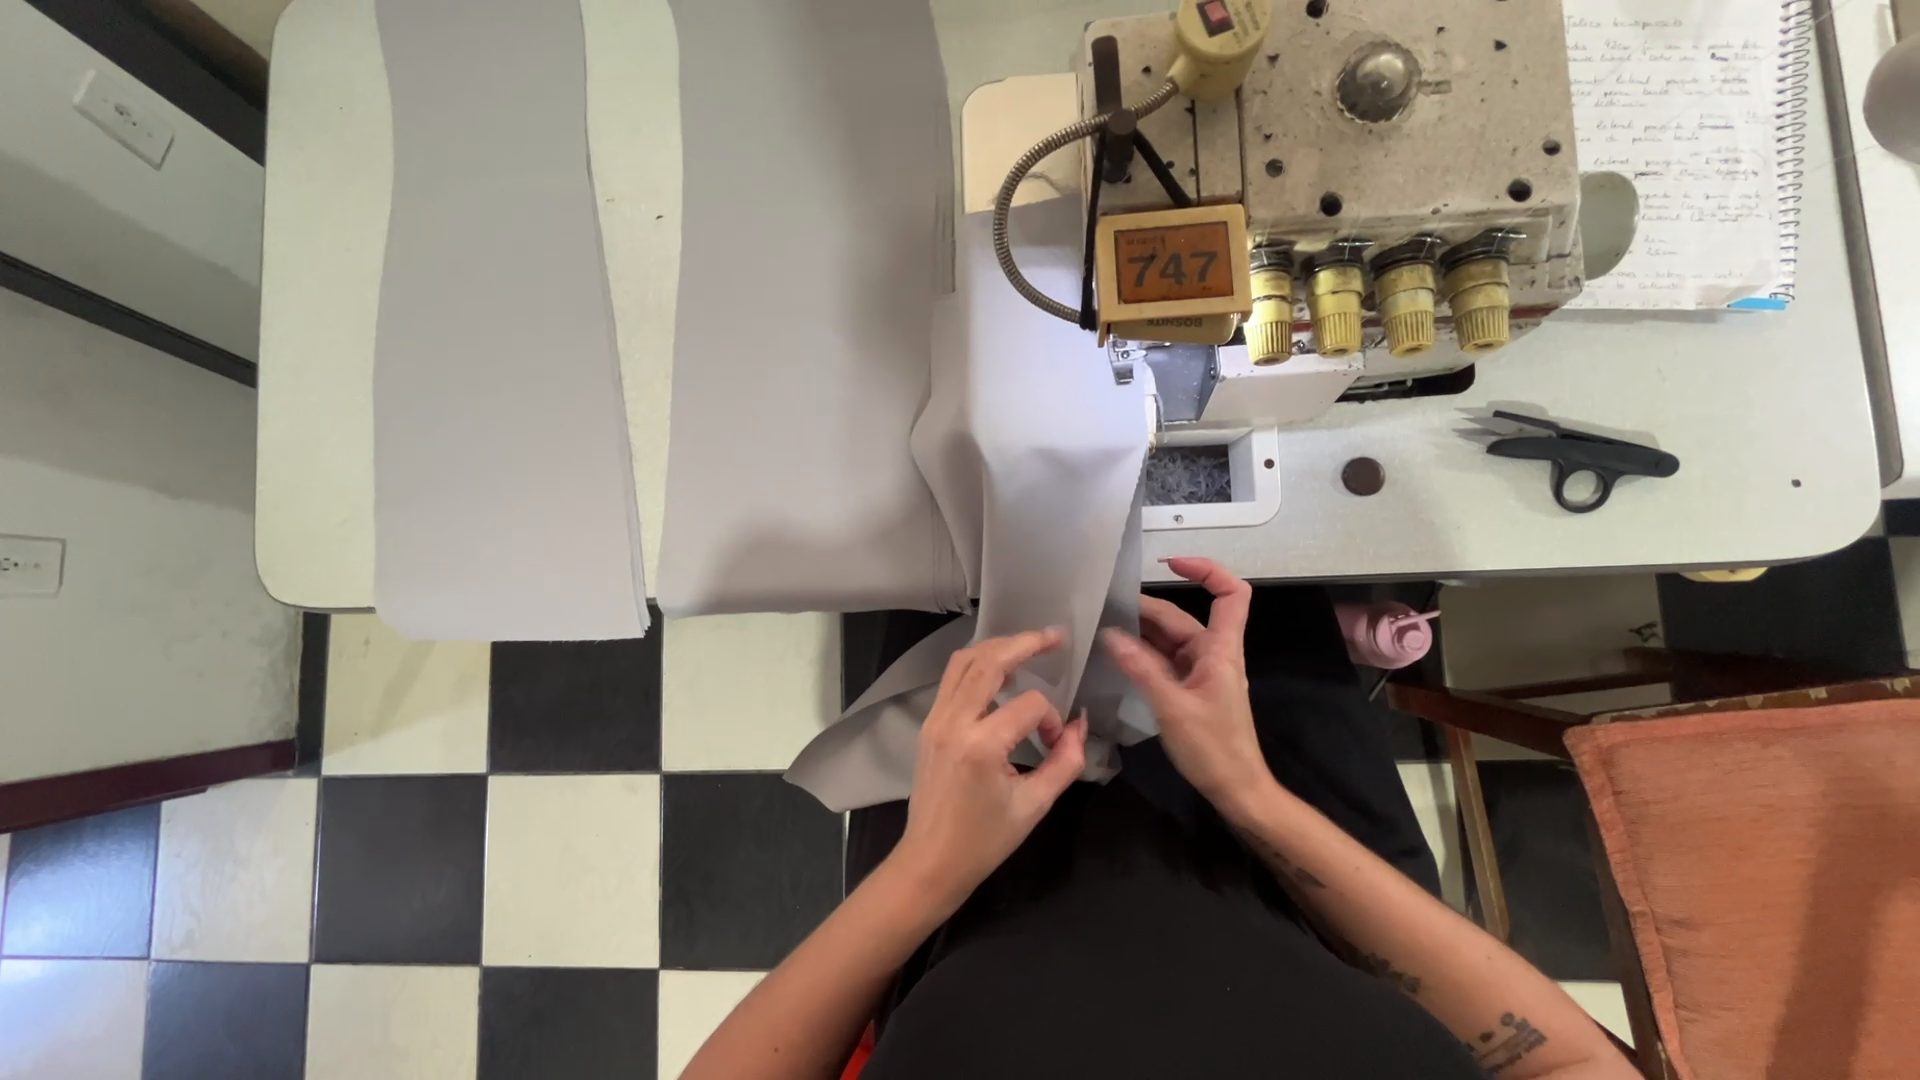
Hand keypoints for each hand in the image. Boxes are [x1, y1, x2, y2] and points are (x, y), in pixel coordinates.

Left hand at [890, 628, 1089, 911]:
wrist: (931, 862)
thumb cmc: (984, 841)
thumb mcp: (1035, 805)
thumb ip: (1066, 761)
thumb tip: (1080, 725)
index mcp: (981, 745)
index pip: (1030, 705)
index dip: (1053, 720)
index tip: (1057, 746)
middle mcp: (953, 722)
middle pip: (989, 660)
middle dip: (1025, 643)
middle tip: (1055, 637)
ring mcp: (935, 719)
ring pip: (964, 661)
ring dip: (998, 647)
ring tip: (1029, 645)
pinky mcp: (929, 723)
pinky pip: (952, 679)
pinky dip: (978, 665)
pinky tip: (1001, 669)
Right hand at [1102, 557, 1274, 818]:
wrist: (1236, 789)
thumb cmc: (1214, 748)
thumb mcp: (1173, 707)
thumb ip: (1141, 669)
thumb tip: (1110, 635)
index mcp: (1221, 649)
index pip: (1231, 594)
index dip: (1206, 571)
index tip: (1170, 564)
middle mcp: (1213, 653)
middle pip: (1182, 617)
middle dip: (1147, 608)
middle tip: (1105, 606)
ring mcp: (1201, 671)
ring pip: (1169, 639)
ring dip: (1141, 631)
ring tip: (1102, 626)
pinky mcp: (1190, 688)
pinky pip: (1164, 660)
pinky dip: (1142, 654)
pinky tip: (1116, 654)